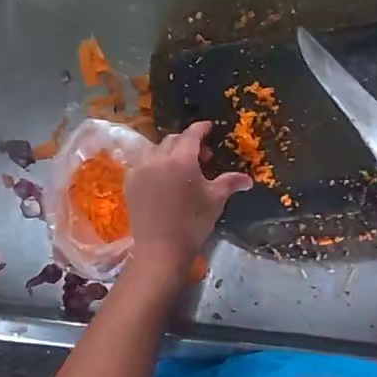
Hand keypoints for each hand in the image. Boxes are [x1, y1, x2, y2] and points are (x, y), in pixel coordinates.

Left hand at [126, 122, 251, 268]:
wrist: (161, 249)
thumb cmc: (192, 223)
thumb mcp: (215, 200)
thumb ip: (230, 183)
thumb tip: (248, 179)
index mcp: (180, 159)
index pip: (191, 135)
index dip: (201, 129)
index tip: (209, 128)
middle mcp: (157, 159)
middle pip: (172, 141)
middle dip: (188, 143)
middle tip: (202, 158)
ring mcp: (139, 170)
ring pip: (155, 151)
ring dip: (170, 153)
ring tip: (182, 169)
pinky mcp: (129, 183)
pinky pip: (142, 164)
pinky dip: (154, 164)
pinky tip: (163, 179)